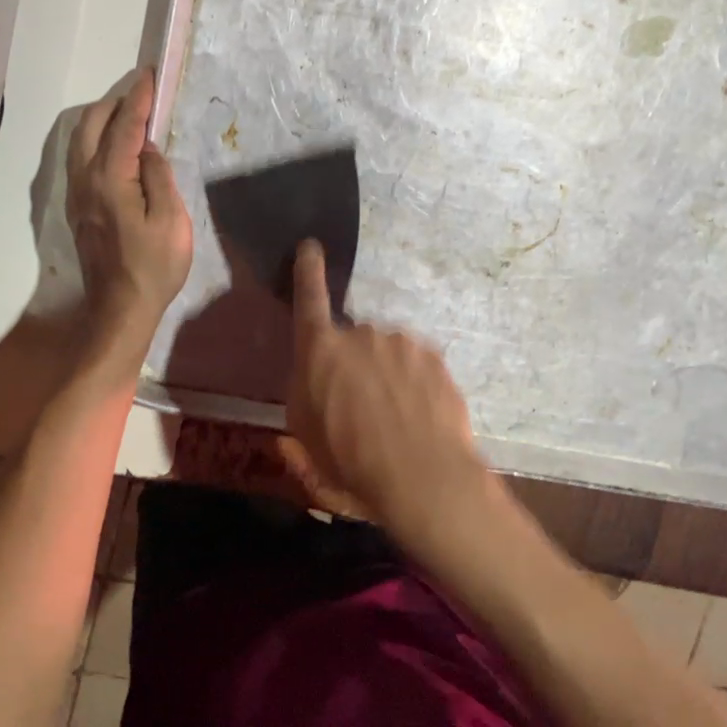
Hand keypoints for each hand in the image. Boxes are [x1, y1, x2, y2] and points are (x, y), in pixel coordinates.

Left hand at [65, 69, 192, 335]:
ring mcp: (76, 194)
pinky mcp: (77, 208)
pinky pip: (80, 159)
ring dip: (102, 119)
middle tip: (140, 91)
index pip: (124, 126)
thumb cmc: (153, 267)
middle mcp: (85, 180)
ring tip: (128, 113)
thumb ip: (159, 176)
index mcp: (110, 179)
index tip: (149, 75)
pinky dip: (95, 140)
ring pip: (80, 141)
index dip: (138, 99)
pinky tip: (115, 145)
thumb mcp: (171, 220)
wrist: (120, 309)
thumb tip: (148, 149)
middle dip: (115, 102)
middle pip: (91, 125)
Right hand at [285, 240, 492, 537]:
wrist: (424, 480)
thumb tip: (292, 425)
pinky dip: (416, 384)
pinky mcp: (434, 357)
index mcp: (319, 352)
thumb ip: (298, 423)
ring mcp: (401, 342)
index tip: (310, 245)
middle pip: (353, 341)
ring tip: (397, 420)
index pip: (308, 299)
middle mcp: (360, 334)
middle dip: (356, 365)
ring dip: (387, 375)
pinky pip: (417, 365)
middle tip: (364, 408)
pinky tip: (420, 416)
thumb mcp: (307, 451)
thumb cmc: (351, 465)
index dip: (307, 271)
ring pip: (388, 353)